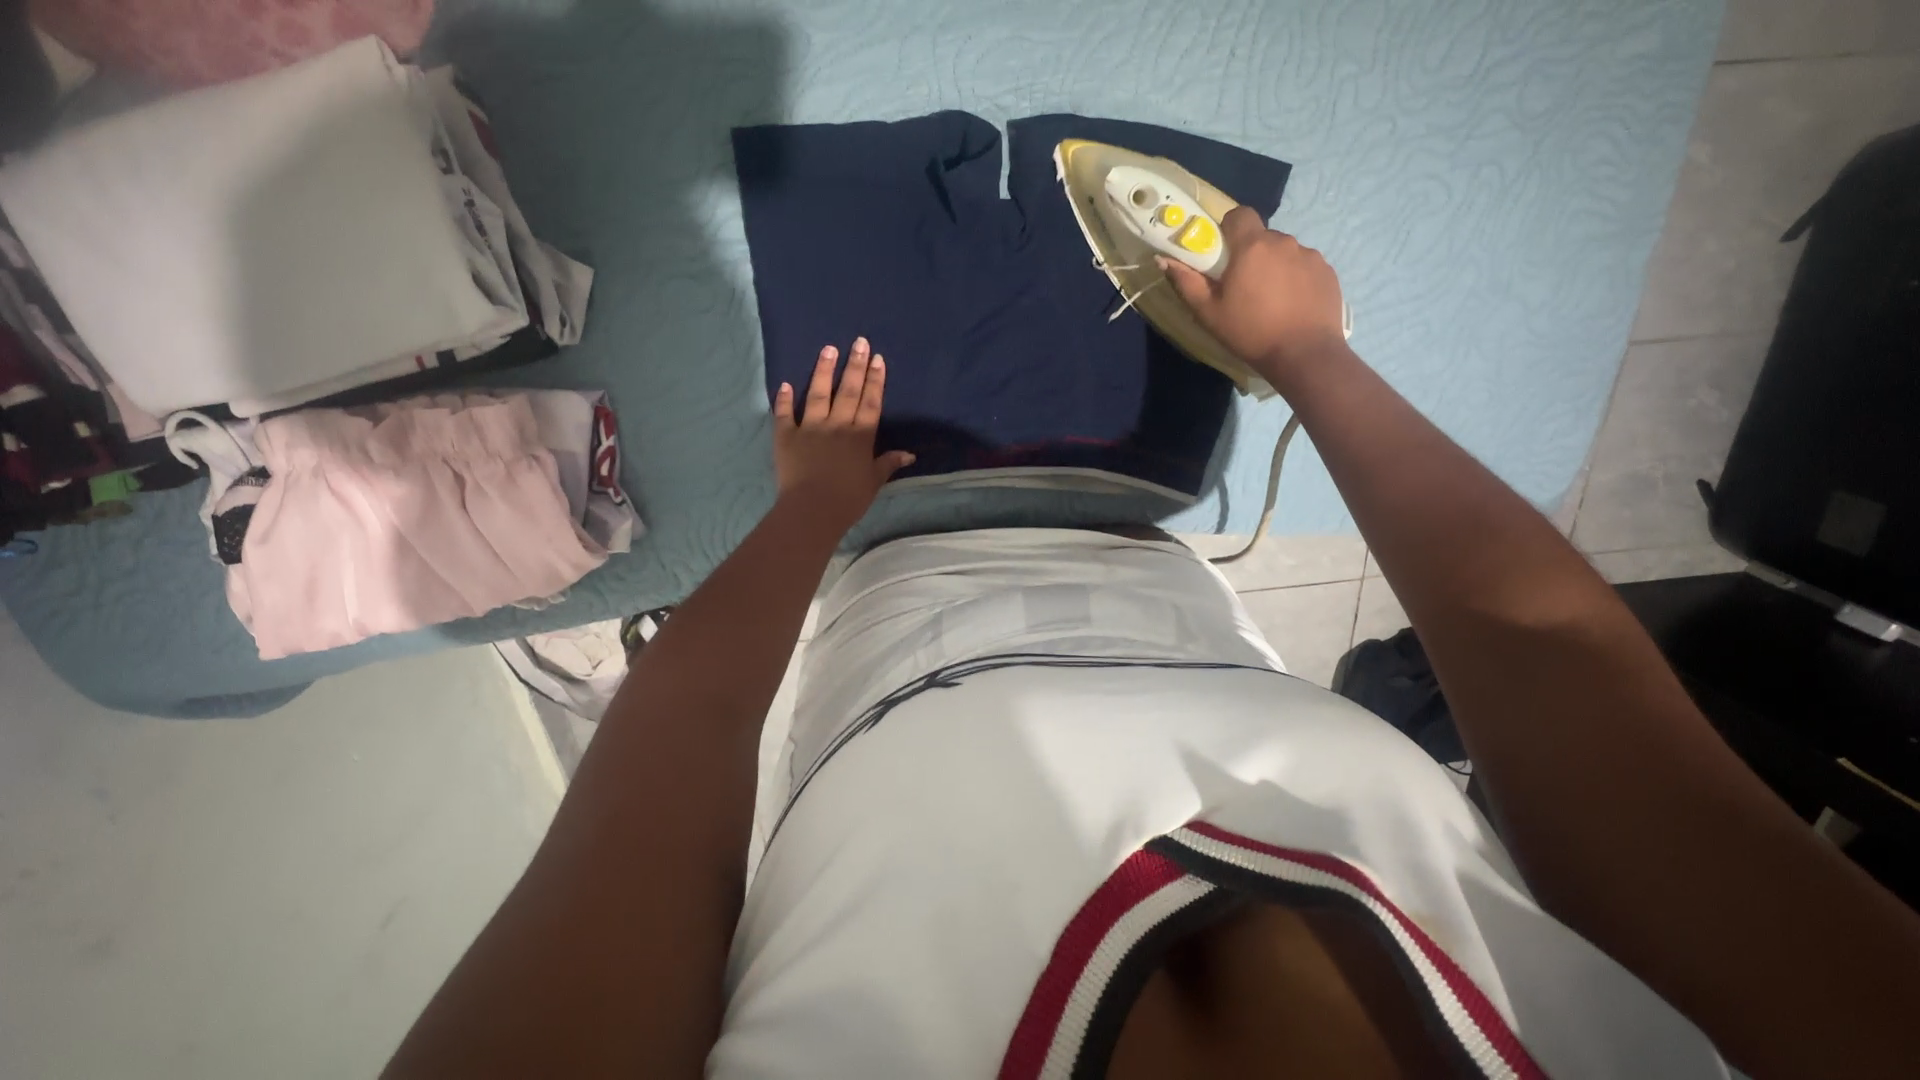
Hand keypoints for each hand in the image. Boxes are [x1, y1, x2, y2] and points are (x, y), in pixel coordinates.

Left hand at [772, 337, 914, 534]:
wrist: (812, 509)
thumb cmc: (848, 499)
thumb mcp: (873, 482)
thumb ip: (888, 464)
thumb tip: (909, 454)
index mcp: (860, 436)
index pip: (871, 402)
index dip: (875, 380)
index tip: (877, 359)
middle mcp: (837, 425)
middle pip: (848, 391)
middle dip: (855, 365)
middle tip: (859, 342)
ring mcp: (810, 428)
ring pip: (818, 394)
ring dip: (823, 370)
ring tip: (828, 349)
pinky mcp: (786, 436)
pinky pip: (784, 414)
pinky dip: (784, 398)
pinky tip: (785, 384)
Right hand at [1159, 207, 1349, 391]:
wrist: (1305, 354)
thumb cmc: (1250, 332)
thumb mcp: (1208, 312)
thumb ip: (1186, 282)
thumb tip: (1163, 259)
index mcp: (1252, 246)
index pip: (1239, 214)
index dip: (1229, 228)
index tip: (1223, 253)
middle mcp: (1283, 241)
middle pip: (1262, 236)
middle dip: (1251, 253)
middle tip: (1244, 286)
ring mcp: (1310, 255)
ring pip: (1284, 252)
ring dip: (1274, 267)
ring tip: (1271, 300)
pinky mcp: (1327, 271)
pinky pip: (1305, 266)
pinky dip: (1296, 279)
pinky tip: (1292, 305)